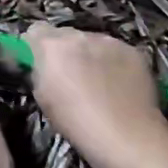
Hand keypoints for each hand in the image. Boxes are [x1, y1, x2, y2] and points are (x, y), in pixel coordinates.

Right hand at [23, 23, 167, 167]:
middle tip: (69, 76)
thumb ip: (38, 72)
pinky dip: (112, 62)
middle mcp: (80, 36)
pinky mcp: (133, 51)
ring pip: (91, 41)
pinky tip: (118, 85)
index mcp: (52, 46)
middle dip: (63, 50)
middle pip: (64, 34)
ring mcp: (109, 41)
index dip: (34, 47)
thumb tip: (41, 65)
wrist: (128, 137)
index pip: (34, 30)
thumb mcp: (42, 98)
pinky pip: (114, 50)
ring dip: (88, 55)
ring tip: (97, 82)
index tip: (39, 64)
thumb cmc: (76, 123)